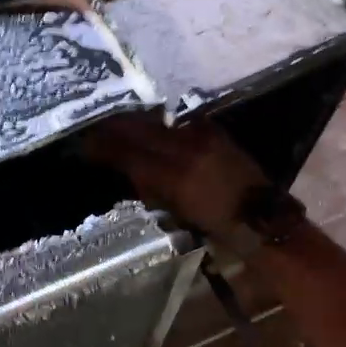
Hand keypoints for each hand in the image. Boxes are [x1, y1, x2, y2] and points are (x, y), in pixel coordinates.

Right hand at [87, 116, 267, 237]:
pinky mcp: (214, 132)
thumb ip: (148, 188)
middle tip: (94, 127)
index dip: (103, 147)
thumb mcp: (175, 211)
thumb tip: (125, 169)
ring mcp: (202, 137)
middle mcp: (186, 150)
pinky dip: (159, 122)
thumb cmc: (215, 226)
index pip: (129, 154)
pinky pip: (177, 121)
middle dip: (114, 127)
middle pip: (140, 130)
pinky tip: (149, 122)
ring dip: (134, 120)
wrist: (262, 220)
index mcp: (174, 177)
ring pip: (158, 121)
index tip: (84, 144)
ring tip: (115, 122)